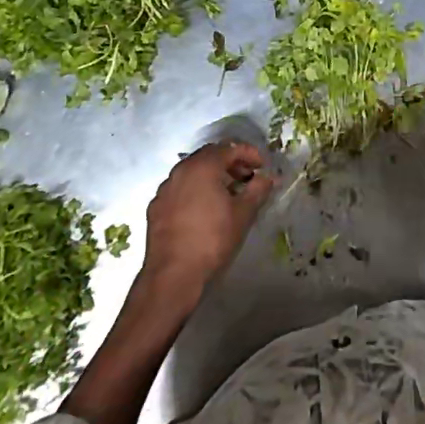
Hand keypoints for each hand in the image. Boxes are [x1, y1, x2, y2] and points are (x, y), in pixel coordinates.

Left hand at [141, 141, 274, 284]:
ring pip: (192, 172)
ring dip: (212, 176)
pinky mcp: (155, 207)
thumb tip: (269, 177)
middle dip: (230, 163)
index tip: (262, 166)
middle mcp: (180, 170)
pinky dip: (195, 190)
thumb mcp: (243, 214)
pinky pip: (180, 189)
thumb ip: (258, 190)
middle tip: (247, 177)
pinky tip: (204, 210)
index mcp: (202, 166)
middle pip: (209, 156)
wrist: (172, 275)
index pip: (229, 148)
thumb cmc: (212, 239)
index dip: (249, 153)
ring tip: (228, 194)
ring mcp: (165, 189)